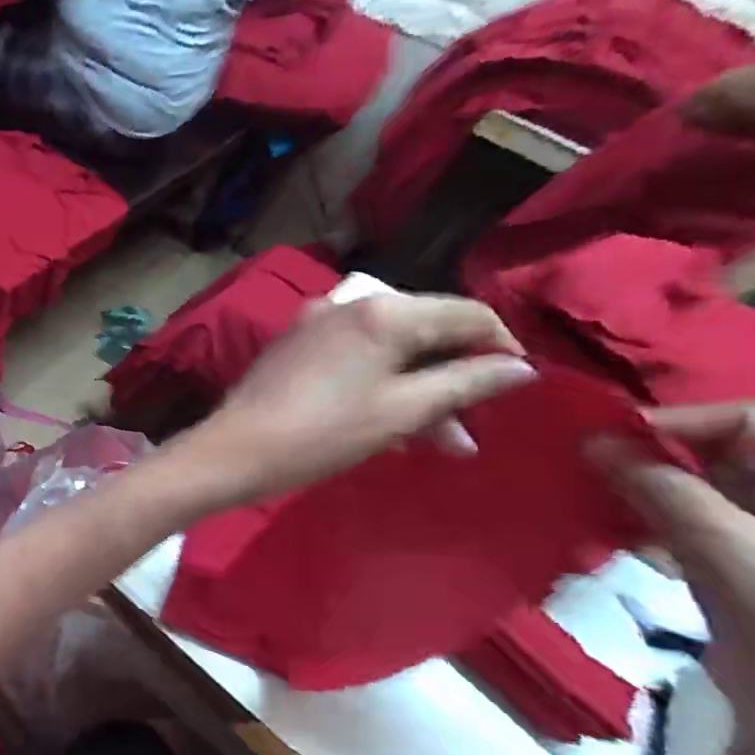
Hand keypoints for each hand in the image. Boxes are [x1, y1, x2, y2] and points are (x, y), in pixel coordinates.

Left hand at [174, 290, 536, 506]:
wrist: (233, 451)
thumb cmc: (322, 434)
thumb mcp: (401, 412)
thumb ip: (464, 385)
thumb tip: (521, 369)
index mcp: (383, 310)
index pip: (466, 313)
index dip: (501, 347)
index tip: (517, 386)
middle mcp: (351, 302)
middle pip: (426, 330)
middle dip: (455, 378)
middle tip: (473, 429)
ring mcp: (318, 322)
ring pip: (391, 349)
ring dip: (420, 390)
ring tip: (441, 442)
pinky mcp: (298, 345)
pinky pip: (357, 357)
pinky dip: (382, 385)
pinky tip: (394, 426)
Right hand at [591, 403, 754, 751]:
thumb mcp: (742, 566)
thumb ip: (666, 494)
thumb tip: (592, 440)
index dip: (674, 423)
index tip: (596, 435)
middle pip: (739, 453)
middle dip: (659, 460)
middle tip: (585, 465)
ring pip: (719, 488)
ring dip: (654, 491)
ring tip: (590, 493)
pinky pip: (715, 523)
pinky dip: (664, 521)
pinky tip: (616, 524)